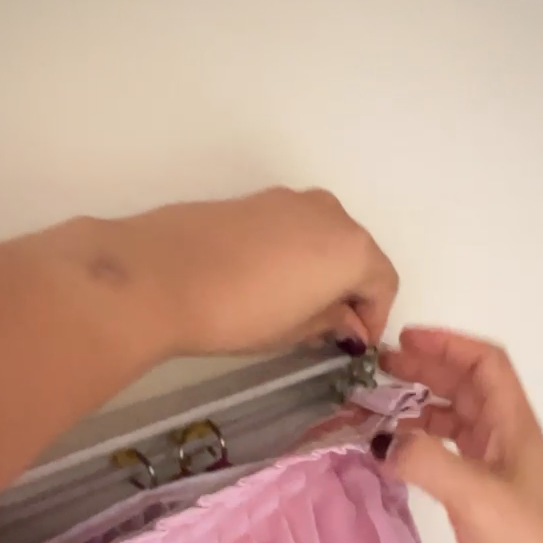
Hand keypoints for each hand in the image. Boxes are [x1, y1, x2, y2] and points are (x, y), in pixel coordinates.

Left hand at [76, 188, 397, 357]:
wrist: (159, 275)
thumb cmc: (240, 313)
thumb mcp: (296, 330)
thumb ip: (333, 321)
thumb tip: (348, 322)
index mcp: (352, 249)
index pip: (383, 283)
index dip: (375, 318)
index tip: (356, 343)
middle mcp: (330, 214)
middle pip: (357, 254)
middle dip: (350, 291)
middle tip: (330, 328)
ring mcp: (290, 201)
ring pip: (325, 238)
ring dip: (322, 270)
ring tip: (296, 307)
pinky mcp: (255, 200)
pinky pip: (294, 229)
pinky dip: (296, 254)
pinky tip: (268, 282)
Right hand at [379, 328, 542, 542]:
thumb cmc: (528, 539)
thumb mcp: (475, 493)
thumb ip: (426, 462)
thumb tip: (381, 442)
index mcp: (512, 423)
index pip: (485, 364)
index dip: (448, 345)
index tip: (406, 340)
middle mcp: (502, 438)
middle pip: (464, 388)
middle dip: (425, 371)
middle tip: (379, 369)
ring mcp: (490, 469)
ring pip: (452, 421)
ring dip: (417, 409)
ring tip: (376, 409)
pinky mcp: (477, 498)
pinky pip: (443, 456)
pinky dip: (417, 447)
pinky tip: (392, 455)